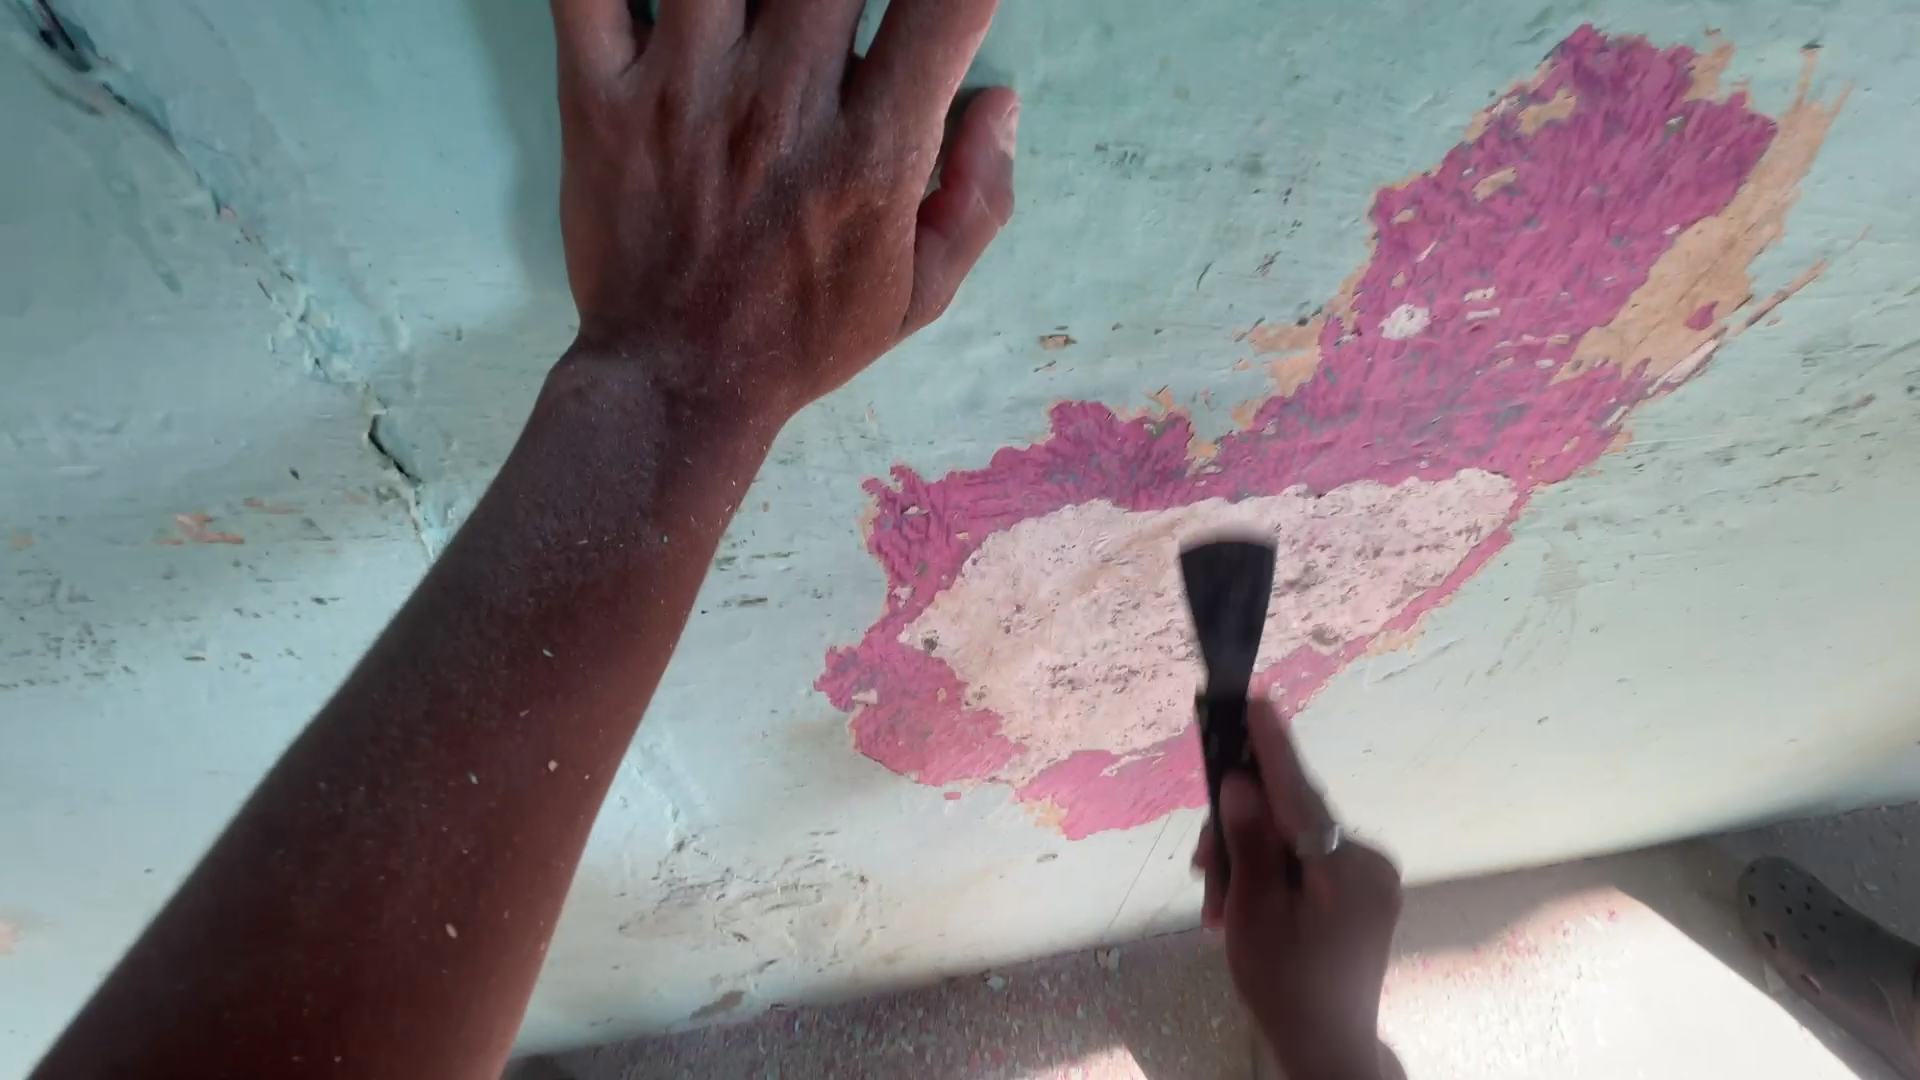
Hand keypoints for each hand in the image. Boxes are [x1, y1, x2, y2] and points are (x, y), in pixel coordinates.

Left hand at [550, 0, 1017, 426]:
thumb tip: (1000, 104)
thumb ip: (976, 205)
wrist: (683, 382)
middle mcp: (780, 103)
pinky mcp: (598, 93)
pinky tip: (669, 4)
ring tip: (771, 25)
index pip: (942, 10)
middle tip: (842, 27)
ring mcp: (681, 89)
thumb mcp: (919, 300)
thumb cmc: (807, 342)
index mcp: (870, 158)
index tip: (949, 12)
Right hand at [1193, 701, 1402, 1079]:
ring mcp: (1365, 876)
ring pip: (1288, 836)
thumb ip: (1247, 844)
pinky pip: (1300, 855)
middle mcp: (1367, 863)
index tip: (1257, 700)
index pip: (1299, 796)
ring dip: (1246, 859)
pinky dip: (1266, 869)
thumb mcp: (1254, 916)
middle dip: (1238, 834)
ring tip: (1218, 905)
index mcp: (1349, 872)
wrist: (1325, 1049)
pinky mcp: (1356, 888)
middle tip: (1204, 870)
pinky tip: (1241, 902)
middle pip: (1287, 816)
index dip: (1271, 747)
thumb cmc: (1284, 986)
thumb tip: (1237, 783)